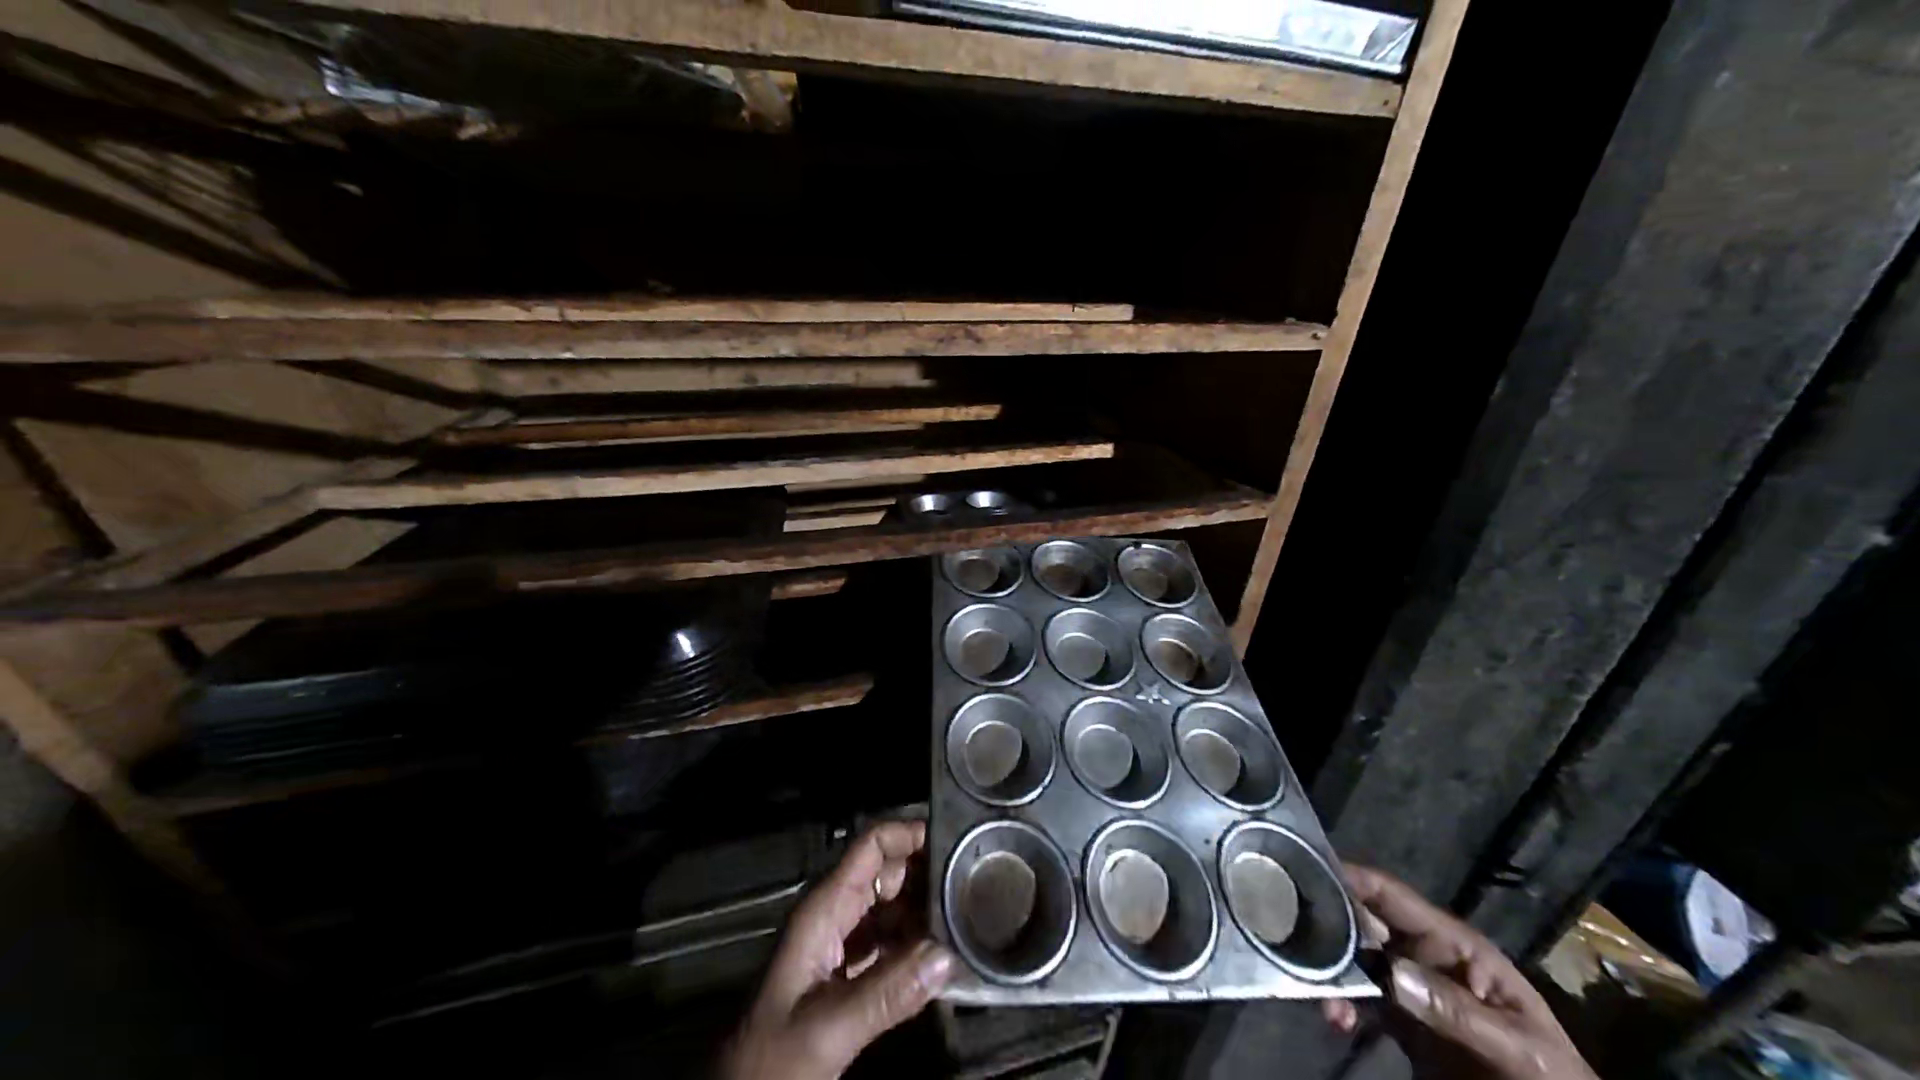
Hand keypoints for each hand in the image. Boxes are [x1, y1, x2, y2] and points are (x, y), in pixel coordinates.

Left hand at [720, 821, 954, 1079]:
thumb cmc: (771, 1057)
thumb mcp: (827, 1029)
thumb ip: (886, 994)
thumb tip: (947, 956)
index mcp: (823, 911)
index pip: (869, 848)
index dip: (908, 835)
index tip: (954, 840)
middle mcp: (833, 918)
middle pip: (886, 874)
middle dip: (926, 873)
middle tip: (974, 880)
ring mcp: (840, 946)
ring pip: (891, 910)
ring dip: (925, 911)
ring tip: (969, 913)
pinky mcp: (847, 976)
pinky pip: (889, 945)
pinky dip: (916, 945)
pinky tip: (945, 956)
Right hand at [1322, 865, 1596, 1079]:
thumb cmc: (1548, 1075)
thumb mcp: (1515, 1046)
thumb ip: (1456, 1010)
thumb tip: (1391, 973)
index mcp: (1453, 945)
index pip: (1391, 897)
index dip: (1350, 878)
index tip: (1307, 870)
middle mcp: (1423, 956)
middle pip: (1363, 925)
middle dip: (1330, 932)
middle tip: (1299, 942)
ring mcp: (1412, 989)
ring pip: (1355, 964)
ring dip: (1332, 976)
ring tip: (1324, 1002)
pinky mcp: (1404, 1022)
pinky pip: (1360, 1001)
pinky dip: (1341, 1006)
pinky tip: (1335, 1020)